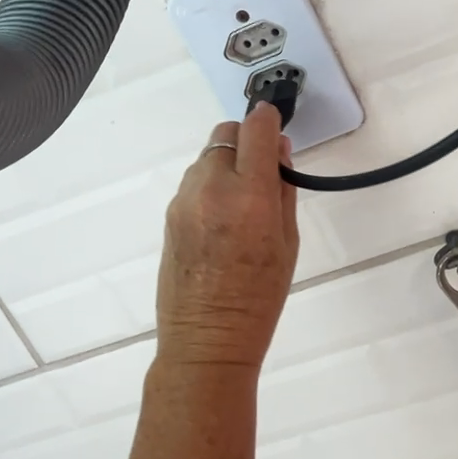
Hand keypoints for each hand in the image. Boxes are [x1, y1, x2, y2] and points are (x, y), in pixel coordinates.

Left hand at [153, 102, 299, 370]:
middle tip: (261, 167)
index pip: (255, 129)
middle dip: (245, 140)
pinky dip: (210, 185)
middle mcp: (212, 189)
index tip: (275, 123)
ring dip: (226, 163)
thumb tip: (277, 151)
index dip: (268, 119)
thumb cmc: (261, 296)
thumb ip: (283, 189)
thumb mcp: (288, 240)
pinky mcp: (169, 215)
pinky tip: (220, 218)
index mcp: (251, 196)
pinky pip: (194, 182)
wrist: (208, 339)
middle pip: (226, 134)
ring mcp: (184, 201)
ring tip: (240, 200)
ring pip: (208, 157)